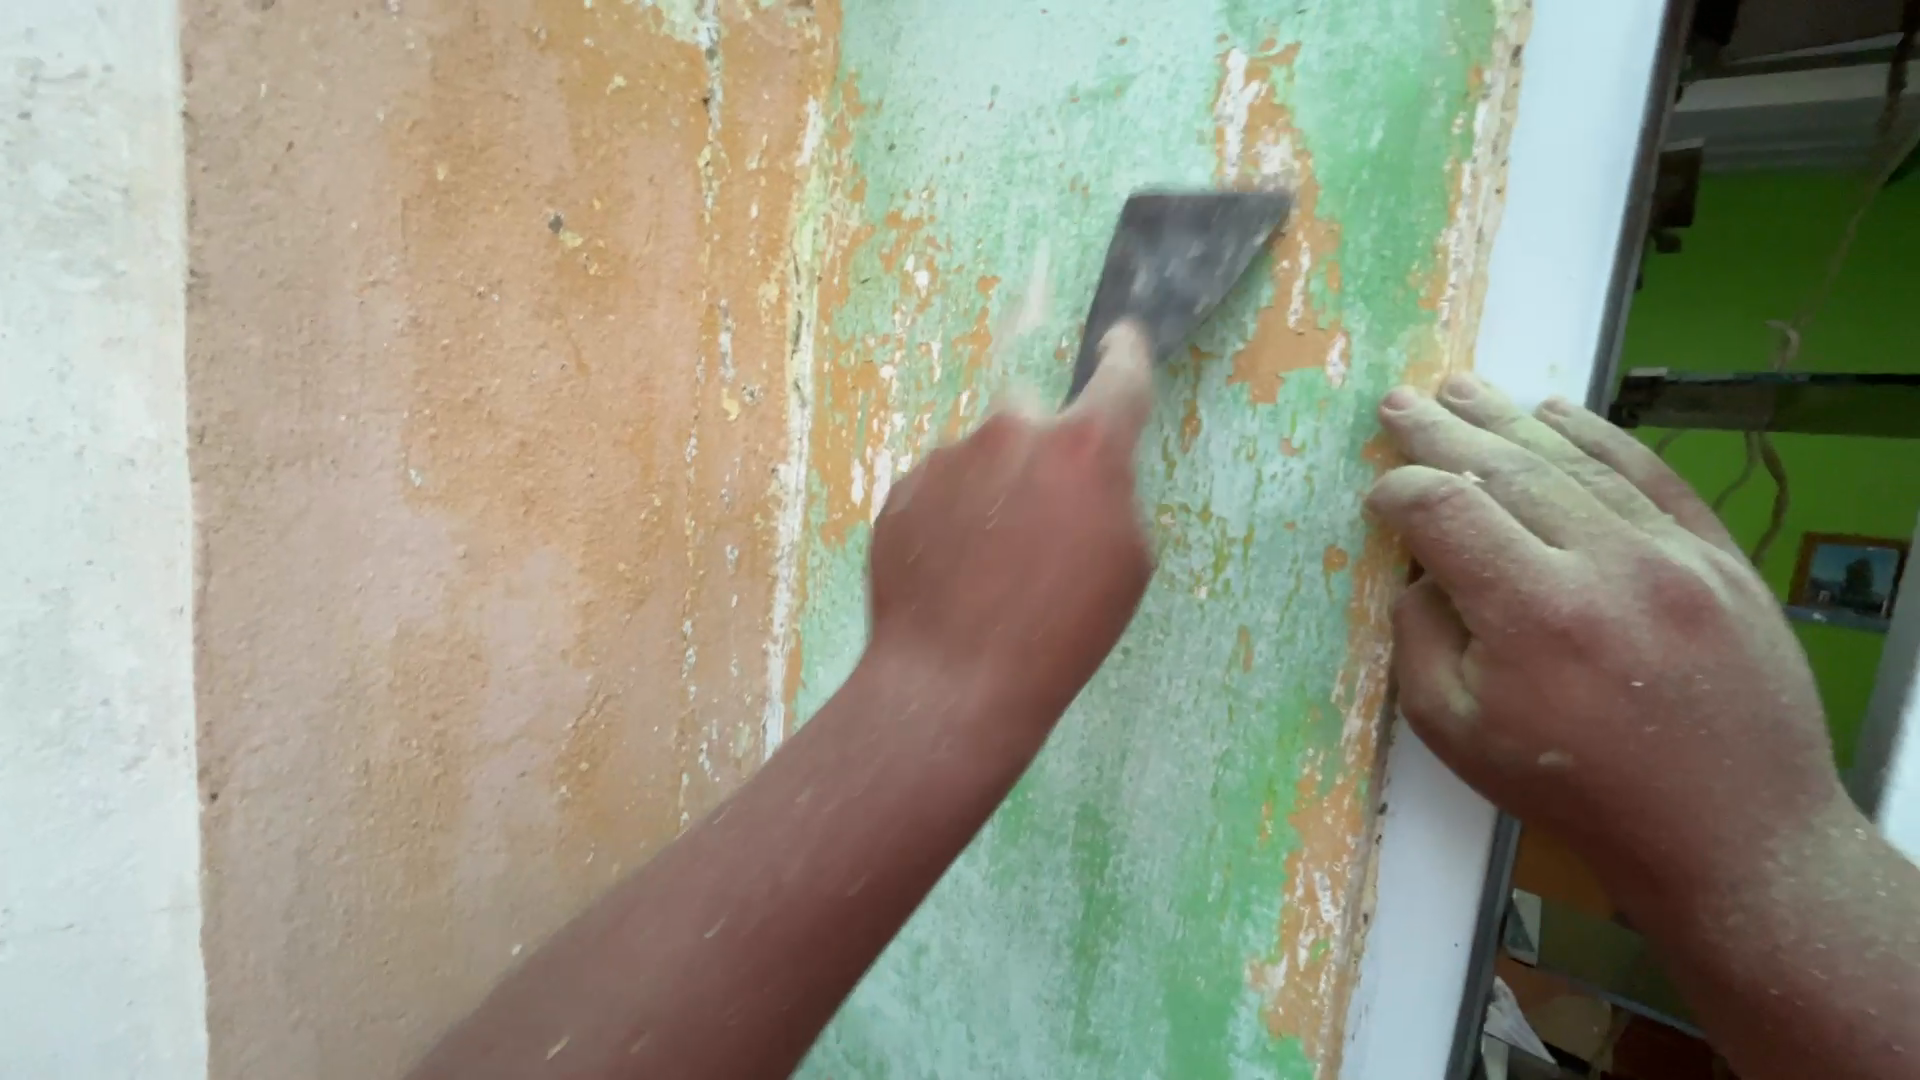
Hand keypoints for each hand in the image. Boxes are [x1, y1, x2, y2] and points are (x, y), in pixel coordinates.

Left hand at [865, 321, 1156, 729]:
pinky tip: (949, 565)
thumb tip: (1086, 473)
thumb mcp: (1127, 564)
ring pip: (981, 454)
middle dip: (1040, 448)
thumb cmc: (1061, 631)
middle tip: (1036, 514)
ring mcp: (946, 457)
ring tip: (984, 559)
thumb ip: (1113, 492)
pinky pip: (939, 484)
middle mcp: (1010, 431)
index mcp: (1082, 447)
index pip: (1118, 375)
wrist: (954, 679)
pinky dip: (949, 511)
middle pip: (1032, 413)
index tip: (1118, 340)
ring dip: (990, 485)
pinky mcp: (901, 488)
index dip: (1123, 354)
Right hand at [1367, 375, 1841, 905]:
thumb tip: (1419, 570)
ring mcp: (1678, 556)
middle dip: (1438, 434)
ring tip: (1458, 389)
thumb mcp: (1450, 727)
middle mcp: (1610, 566)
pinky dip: (1597, 436)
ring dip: (1506, 420)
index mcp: (1535, 614)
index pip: (1446, 513)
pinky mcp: (1720, 560)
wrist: (1731, 833)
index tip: (1375, 496)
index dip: (1398, 492)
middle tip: (1396, 402)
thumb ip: (1417, 634)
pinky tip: (1554, 412)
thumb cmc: (1568, 786)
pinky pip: (1651, 476)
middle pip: (1505, 471)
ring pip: (1575, 461)